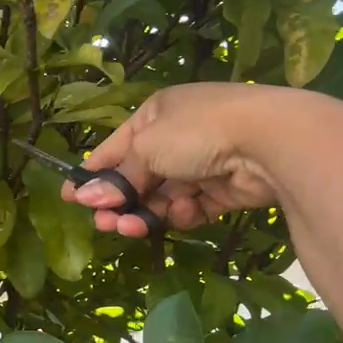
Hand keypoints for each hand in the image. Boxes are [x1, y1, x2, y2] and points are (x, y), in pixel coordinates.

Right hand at [61, 82, 314, 235]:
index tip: (70, 198)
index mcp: (157, 115)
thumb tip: (85, 199)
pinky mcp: (224, 190)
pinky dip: (183, 214)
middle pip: (137, 176)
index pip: (115, 148)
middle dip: (118, 201)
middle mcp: (178, 136)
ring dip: (144, 213)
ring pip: (161, 196)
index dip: (93, 174)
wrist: (272, 141)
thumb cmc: (198, 132)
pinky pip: (191, 207)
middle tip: (104, 223)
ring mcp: (203, 163)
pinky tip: (184, 213)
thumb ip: (119, 178)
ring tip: (132, 227)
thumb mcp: (145, 149)